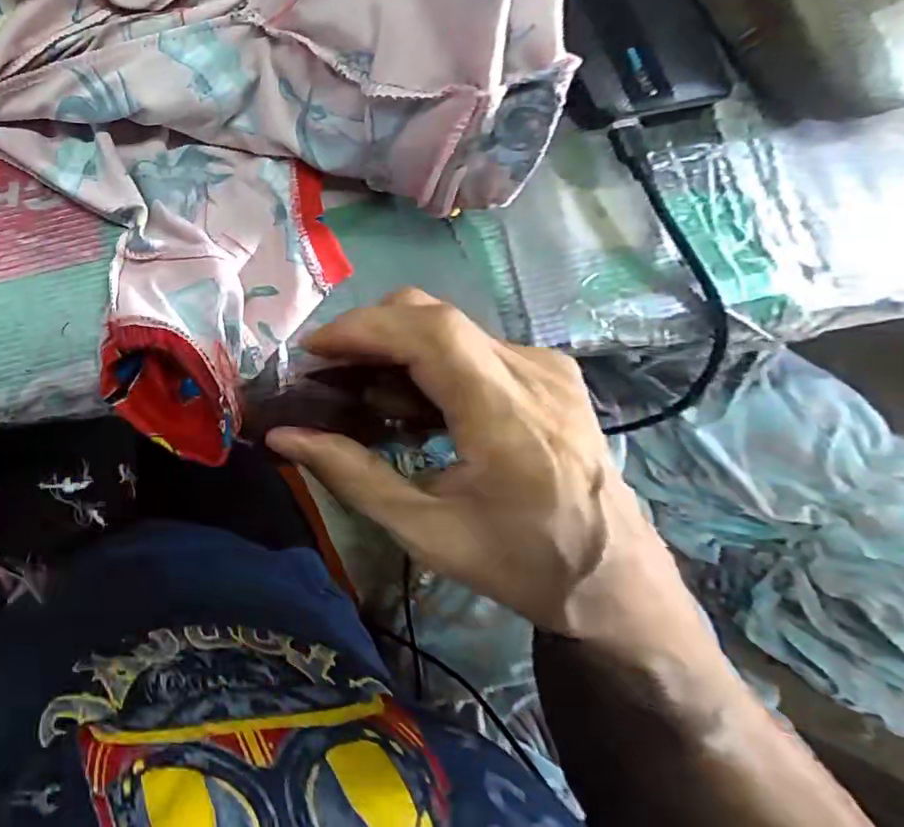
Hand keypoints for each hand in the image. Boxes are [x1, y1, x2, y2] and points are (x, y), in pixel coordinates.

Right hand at [265, 289, 704, 651]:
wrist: (622, 588)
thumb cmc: (522, 564)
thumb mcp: (424, 532)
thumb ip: (349, 474)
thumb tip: (281, 436)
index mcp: (509, 417)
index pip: (429, 333)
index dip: (361, 329)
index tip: (310, 353)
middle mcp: (533, 375)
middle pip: (431, 314)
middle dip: (364, 331)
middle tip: (323, 371)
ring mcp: (545, 369)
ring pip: (445, 323)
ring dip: (388, 344)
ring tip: (356, 388)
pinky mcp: (546, 374)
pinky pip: (466, 342)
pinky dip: (418, 356)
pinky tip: (405, 399)